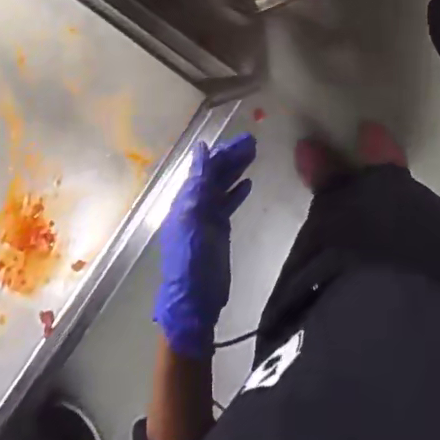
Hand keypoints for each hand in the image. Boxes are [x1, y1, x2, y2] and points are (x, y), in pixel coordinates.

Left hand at [153, 133, 255, 357]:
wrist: (193, 300)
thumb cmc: (191, 259)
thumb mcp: (193, 218)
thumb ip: (197, 184)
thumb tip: (202, 149)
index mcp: (185, 199)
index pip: (205, 168)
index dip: (223, 152)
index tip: (243, 139)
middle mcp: (194, 204)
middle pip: (214, 174)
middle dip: (231, 157)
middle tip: (253, 142)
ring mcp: (205, 218)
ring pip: (221, 186)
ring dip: (235, 171)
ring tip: (253, 155)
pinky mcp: (216, 231)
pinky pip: (226, 204)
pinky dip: (235, 192)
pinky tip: (248, 183)